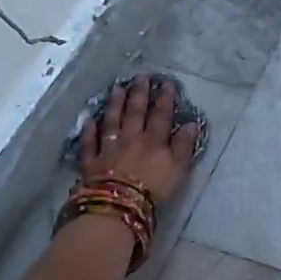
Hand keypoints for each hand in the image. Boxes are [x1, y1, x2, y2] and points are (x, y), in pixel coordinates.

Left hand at [78, 75, 199, 202]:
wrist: (119, 203)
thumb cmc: (153, 188)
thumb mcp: (177, 168)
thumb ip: (183, 146)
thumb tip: (191, 124)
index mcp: (153, 140)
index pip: (160, 115)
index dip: (164, 99)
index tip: (166, 83)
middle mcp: (130, 138)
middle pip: (135, 113)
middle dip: (139, 94)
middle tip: (140, 76)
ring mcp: (109, 148)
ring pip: (112, 121)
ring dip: (115, 104)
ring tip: (117, 89)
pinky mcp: (92, 161)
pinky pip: (90, 143)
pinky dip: (89, 130)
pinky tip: (89, 119)